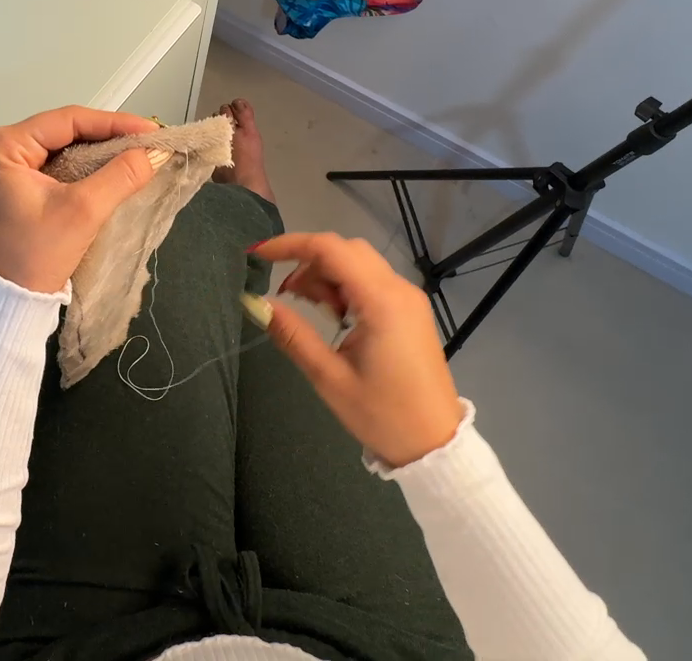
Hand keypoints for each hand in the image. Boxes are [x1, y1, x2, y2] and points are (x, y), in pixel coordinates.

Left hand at [0, 107, 160, 293]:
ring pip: (61, 146)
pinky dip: (83, 166)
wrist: (10, 300)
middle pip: (63, 130)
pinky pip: (54, 163)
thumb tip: (155, 152)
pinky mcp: (12, 183)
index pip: (67, 120)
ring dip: (98, 151)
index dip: (114, 123)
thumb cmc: (37, 255)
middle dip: (108, 135)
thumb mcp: (83, 211)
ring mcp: (3, 166)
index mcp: (2, 146)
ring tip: (136, 152)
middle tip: (148, 140)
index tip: (151, 130)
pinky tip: (111, 167)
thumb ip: (121, 175)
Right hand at [253, 233, 464, 468]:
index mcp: (381, 302)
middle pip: (344, 250)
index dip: (290, 245)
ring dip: (326, 276)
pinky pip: (371, 280)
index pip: (330, 249)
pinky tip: (334, 317)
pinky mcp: (410, 311)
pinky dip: (344, 286)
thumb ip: (291, 334)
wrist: (436, 446)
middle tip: (286, 294)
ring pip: (357, 262)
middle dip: (307, 263)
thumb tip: (255, 302)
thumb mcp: (328, 377)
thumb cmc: (382, 415)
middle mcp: (399, 290)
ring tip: (309, 310)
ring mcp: (409, 299)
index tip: (258, 255)